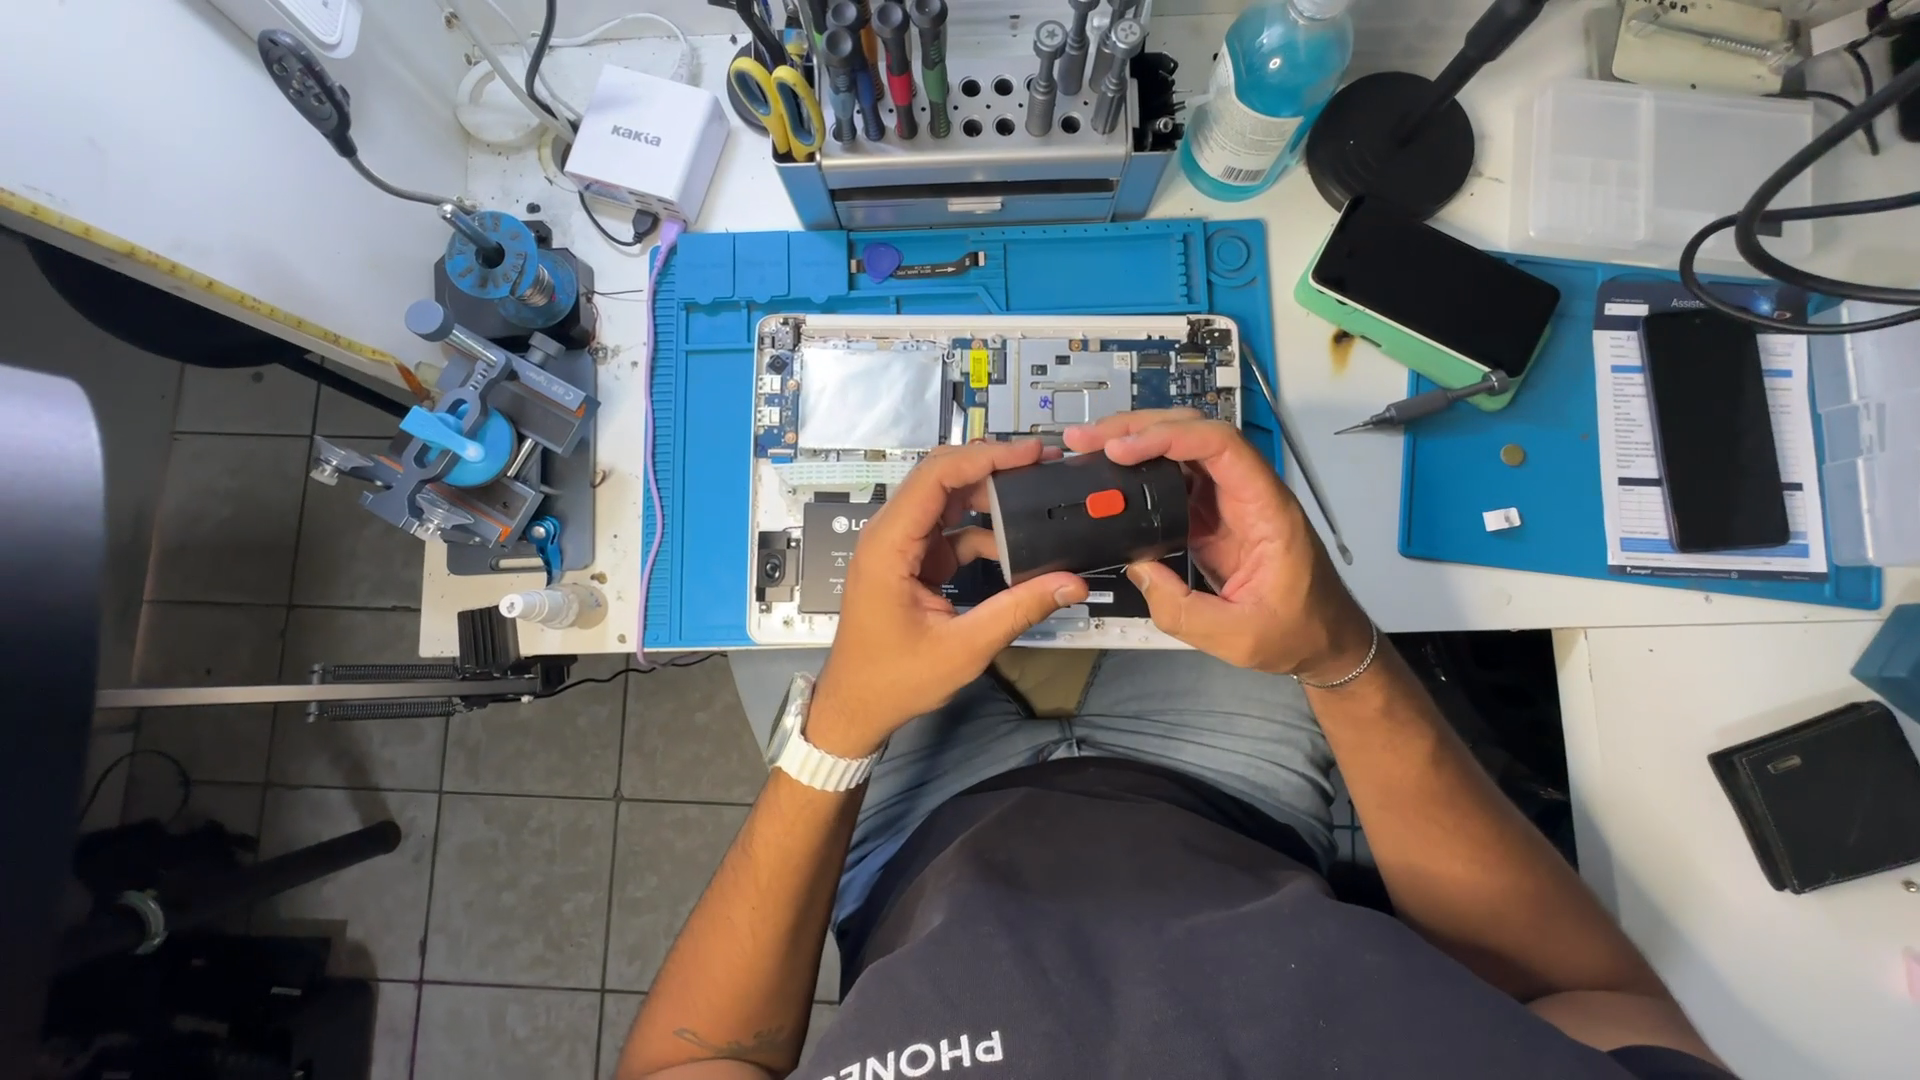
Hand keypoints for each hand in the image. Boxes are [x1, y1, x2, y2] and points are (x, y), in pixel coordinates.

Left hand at [809, 440, 1089, 757]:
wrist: (856, 707)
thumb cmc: (896, 679)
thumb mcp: (963, 648)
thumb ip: (1018, 610)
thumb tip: (1073, 583)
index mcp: (889, 545)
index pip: (936, 477)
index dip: (984, 457)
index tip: (1031, 453)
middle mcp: (889, 535)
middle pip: (940, 479)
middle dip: (991, 468)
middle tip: (1042, 467)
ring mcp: (899, 547)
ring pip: (946, 503)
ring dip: (989, 500)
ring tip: (1037, 500)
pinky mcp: (911, 562)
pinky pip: (948, 533)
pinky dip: (981, 535)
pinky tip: (1015, 549)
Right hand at [1063, 409, 1370, 680]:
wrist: (1322, 639)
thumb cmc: (1297, 632)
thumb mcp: (1239, 635)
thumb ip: (1182, 609)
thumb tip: (1137, 569)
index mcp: (1266, 508)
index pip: (1220, 445)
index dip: (1169, 437)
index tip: (1121, 449)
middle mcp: (1247, 493)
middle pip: (1195, 432)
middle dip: (1139, 426)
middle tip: (1088, 437)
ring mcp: (1227, 502)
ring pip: (1181, 450)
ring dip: (1135, 441)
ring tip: (1090, 447)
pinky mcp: (1210, 517)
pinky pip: (1173, 480)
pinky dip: (1139, 471)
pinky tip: (1111, 475)